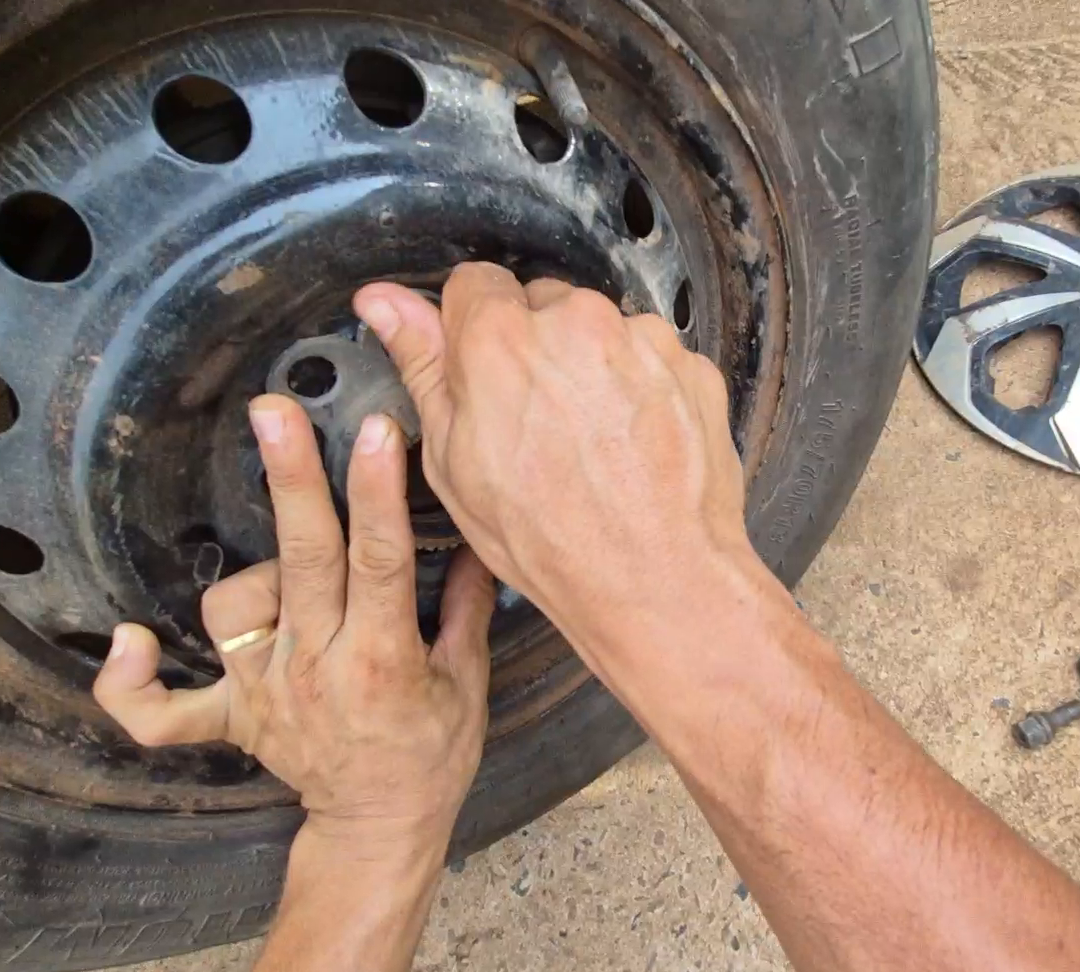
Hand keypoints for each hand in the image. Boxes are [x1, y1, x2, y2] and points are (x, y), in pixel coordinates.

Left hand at [92, 397, 495, 849]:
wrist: (381, 825)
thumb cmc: (434, 754)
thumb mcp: (468, 683)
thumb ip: (465, 609)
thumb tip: (474, 544)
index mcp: (382, 660)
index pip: (379, 560)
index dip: (377, 492)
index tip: (374, 432)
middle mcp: (314, 669)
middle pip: (301, 562)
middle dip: (291, 480)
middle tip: (275, 414)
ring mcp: (261, 696)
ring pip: (232, 609)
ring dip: (257, 572)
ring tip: (296, 568)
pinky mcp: (229, 720)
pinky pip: (156, 711)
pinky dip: (132, 679)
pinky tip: (134, 639)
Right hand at [350, 266, 748, 638]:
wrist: (660, 580)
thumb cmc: (554, 541)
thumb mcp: (456, 466)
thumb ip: (424, 369)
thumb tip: (385, 303)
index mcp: (502, 340)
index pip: (476, 284)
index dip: (474, 329)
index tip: (486, 369)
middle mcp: (578, 323)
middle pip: (544, 307)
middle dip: (539, 351)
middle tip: (546, 424)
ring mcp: (645, 342)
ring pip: (603, 333)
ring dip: (596, 369)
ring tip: (598, 444)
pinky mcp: (693, 367)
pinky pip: (654, 360)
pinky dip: (645, 389)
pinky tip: (637, 445)